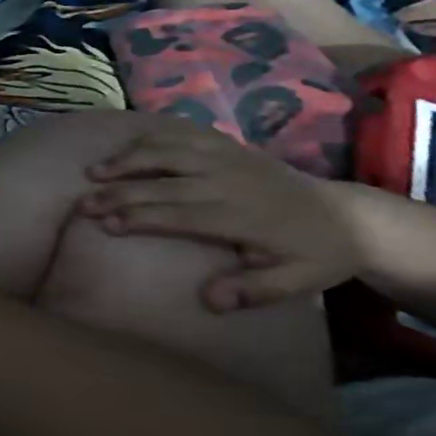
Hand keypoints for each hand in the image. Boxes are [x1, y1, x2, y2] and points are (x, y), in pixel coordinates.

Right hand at [76, 120, 362, 311]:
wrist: (350, 215)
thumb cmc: (314, 253)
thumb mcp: (298, 281)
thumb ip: (254, 290)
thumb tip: (209, 300)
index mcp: (242, 216)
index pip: (178, 214)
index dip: (139, 218)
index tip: (107, 225)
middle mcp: (228, 182)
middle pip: (160, 184)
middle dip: (117, 193)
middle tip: (84, 204)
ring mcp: (225, 159)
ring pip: (164, 153)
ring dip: (124, 161)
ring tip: (93, 173)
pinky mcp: (225, 146)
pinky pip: (179, 135)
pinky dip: (146, 139)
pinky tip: (122, 149)